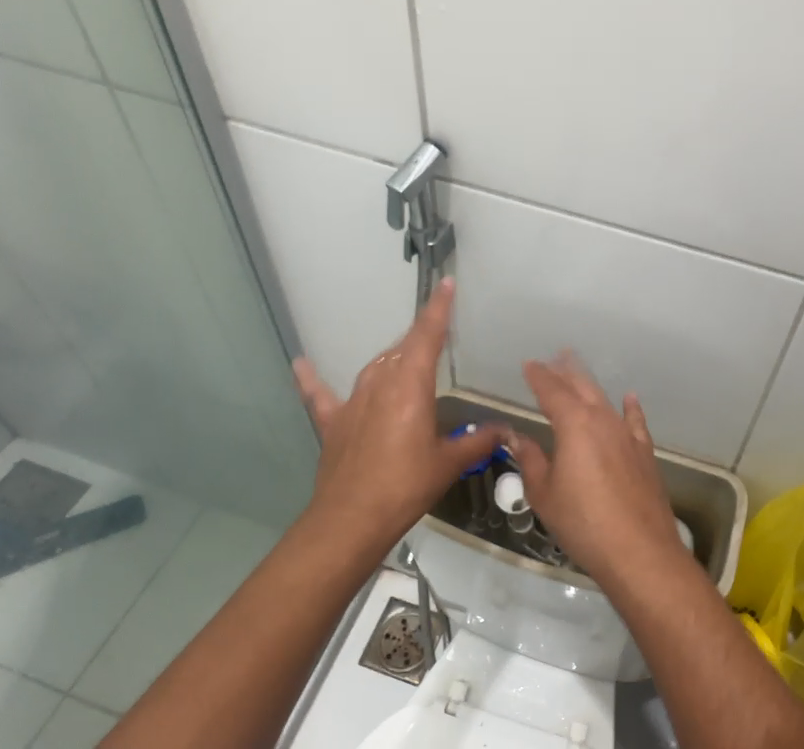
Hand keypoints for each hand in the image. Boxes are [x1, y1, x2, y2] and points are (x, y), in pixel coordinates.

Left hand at [293, 279, 502, 556]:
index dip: (438, 310)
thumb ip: (477, 442)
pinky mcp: (332, 422)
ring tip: (405, 359)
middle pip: (401, 350)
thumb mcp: (448, 464)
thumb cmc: (406, 486)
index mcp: (411, 386)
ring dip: (391, 360)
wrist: (351, 519)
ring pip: (375, 367)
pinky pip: (319, 394)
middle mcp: (380, 384)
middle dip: (420, 339)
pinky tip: (301, 363)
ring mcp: (352, 402)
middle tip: (438, 337)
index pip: (427, 336)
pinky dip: (311, 378)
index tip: (446, 284)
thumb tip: (503, 431)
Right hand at [508, 355, 686, 583]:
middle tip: (553, 359)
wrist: (639, 550)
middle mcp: (603, 420)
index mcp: (574, 424)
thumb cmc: (583, 523)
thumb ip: (531, 460)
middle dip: (565, 372)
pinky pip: (634, 420)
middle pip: (581, 387)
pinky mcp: (644, 453)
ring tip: (579, 373)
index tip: (529, 365)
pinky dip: (629, 408)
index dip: (539, 377)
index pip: (552, 391)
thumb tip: (517, 437)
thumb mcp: (545, 494)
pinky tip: (629, 399)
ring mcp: (627, 435)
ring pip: (605, 400)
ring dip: (590, 385)